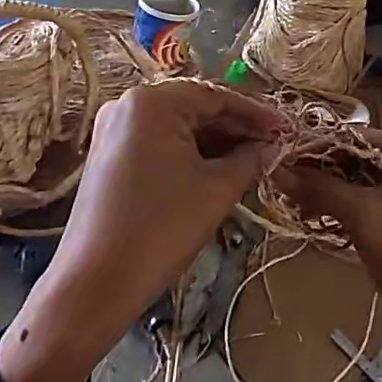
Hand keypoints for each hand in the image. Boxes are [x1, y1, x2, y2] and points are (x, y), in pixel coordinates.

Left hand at [0, 80, 286, 381]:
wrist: (94, 285)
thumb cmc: (161, 229)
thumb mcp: (217, 189)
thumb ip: (250, 159)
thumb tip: (272, 147)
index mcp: (152, 102)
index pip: (217, 96)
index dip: (257, 114)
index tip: (287, 130)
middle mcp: (128, 105)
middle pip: (196, 108)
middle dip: (237, 129)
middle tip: (273, 146)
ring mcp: (113, 131)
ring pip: (178, 127)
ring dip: (217, 142)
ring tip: (253, 161)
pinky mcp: (109, 157)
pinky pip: (160, 143)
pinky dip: (191, 154)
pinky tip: (219, 170)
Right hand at [273, 130, 381, 381]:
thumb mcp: (363, 215)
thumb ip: (319, 187)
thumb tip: (276, 169)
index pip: (353, 134)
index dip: (313, 146)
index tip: (274, 157)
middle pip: (354, 157)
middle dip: (317, 171)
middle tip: (277, 185)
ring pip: (357, 182)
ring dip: (325, 192)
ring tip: (291, 205)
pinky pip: (365, 204)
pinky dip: (340, 209)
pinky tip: (314, 219)